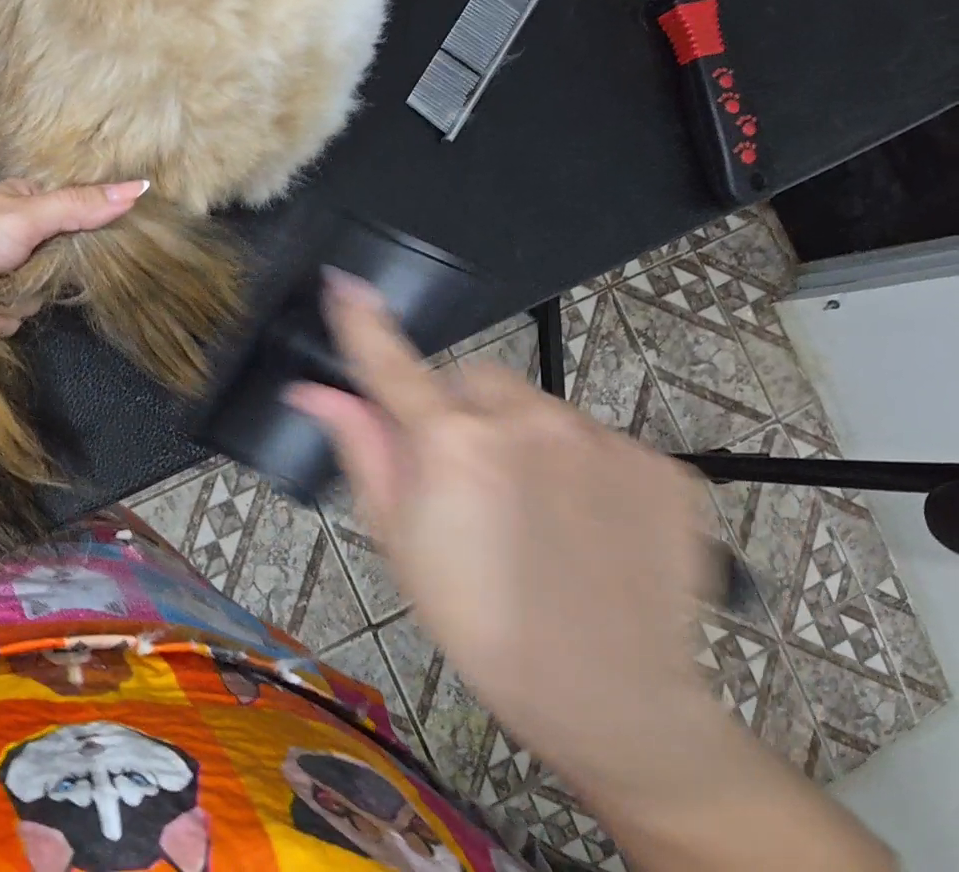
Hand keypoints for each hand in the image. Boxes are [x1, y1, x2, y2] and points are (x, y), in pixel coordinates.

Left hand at [0, 178, 147, 333]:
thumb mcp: (22, 216)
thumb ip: (80, 207)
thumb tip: (140, 186)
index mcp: (14, 201)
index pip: (69, 216)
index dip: (79, 235)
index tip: (77, 250)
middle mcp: (3, 234)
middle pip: (54, 265)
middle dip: (35, 278)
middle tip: (14, 270)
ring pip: (31, 298)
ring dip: (7, 302)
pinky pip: (5, 318)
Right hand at [284, 272, 719, 791]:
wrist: (604, 692)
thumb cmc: (477, 620)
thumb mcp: (396, 538)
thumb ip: (361, 449)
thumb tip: (314, 394)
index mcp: (451, 444)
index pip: (393, 365)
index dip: (362, 321)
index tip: (345, 283)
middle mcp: (528, 423)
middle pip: (472, 382)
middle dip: (455, 412)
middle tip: (457, 480)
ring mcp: (602, 439)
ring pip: (536, 410)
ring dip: (519, 439)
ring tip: (527, 512)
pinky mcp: (662, 464)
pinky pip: (596, 439)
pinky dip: (577, 465)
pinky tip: (578, 522)